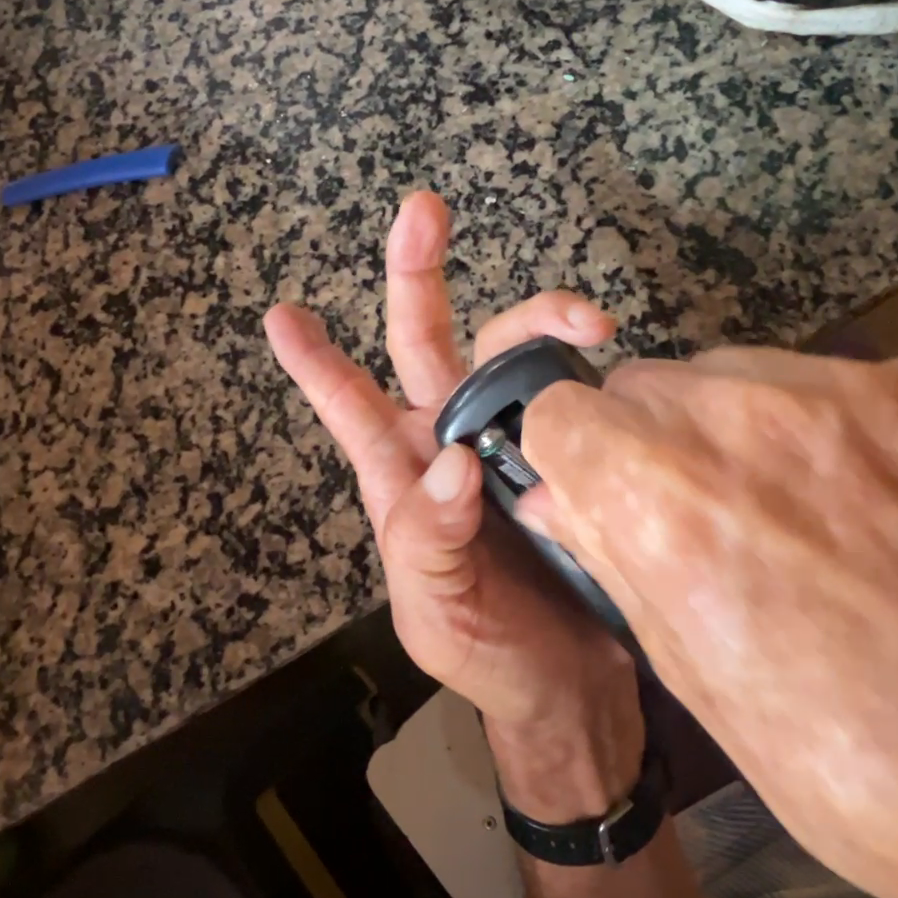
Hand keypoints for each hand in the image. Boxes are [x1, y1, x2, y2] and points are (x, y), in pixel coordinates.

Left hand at [264, 191, 639, 817]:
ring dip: (541, 321)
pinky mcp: (577, 447)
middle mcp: (453, 441)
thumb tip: (456, 463)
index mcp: (403, 477)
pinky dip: (592, 369)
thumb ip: (429, 541)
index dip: (316, 362)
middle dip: (419, 274)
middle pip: (428, 342)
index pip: (351, 408)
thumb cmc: (489, 653)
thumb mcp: (435, 609)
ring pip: (511, 352)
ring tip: (588, 324)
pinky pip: (576, 390)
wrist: (576, 687)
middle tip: (423, 210)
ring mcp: (516, 438)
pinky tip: (615, 364)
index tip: (282, 314)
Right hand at [516, 349, 897, 897]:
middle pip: (643, 384)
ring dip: (735, 425)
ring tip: (800, 509)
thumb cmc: (835, 755)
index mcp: (654, 492)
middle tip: (711, 516)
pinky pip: (832, 381)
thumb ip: (609, 554)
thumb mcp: (684, 668)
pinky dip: (829, 428)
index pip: (559, 410)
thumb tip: (556, 495)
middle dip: (652, 440)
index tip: (605, 493)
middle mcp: (733, 415)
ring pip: (733, 371)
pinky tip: (877, 502)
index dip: (576, 457)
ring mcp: (839, 390)